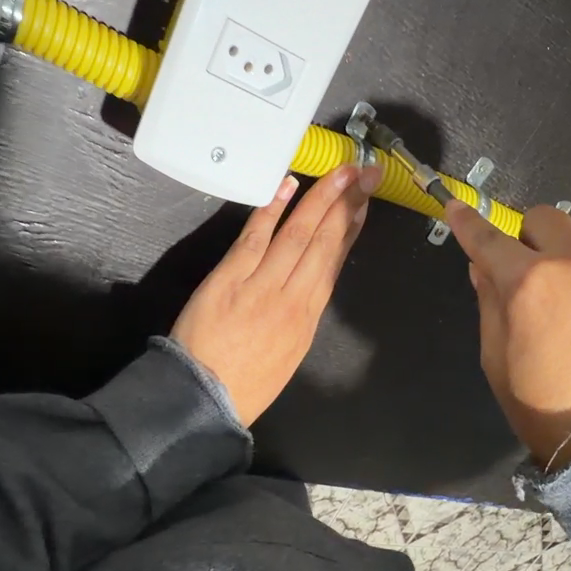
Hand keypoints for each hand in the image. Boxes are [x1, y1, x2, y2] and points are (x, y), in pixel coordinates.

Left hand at [171, 166, 380, 425]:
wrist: (205, 399)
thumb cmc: (246, 385)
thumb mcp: (288, 356)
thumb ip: (300, 317)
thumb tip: (310, 283)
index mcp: (308, 320)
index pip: (333, 265)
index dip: (350, 231)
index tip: (363, 204)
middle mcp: (293, 299)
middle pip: (323, 243)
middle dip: (346, 205)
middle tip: (366, 172)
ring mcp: (262, 286)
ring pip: (298, 235)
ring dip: (321, 200)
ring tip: (342, 171)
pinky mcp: (230, 279)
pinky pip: (256, 237)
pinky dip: (272, 209)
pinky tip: (288, 185)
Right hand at [445, 200, 570, 469]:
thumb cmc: (545, 408)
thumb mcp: (497, 362)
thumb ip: (489, 304)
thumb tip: (484, 266)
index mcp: (530, 282)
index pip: (490, 238)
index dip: (469, 222)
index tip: (456, 205)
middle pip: (546, 219)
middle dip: (532, 241)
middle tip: (536, 282)